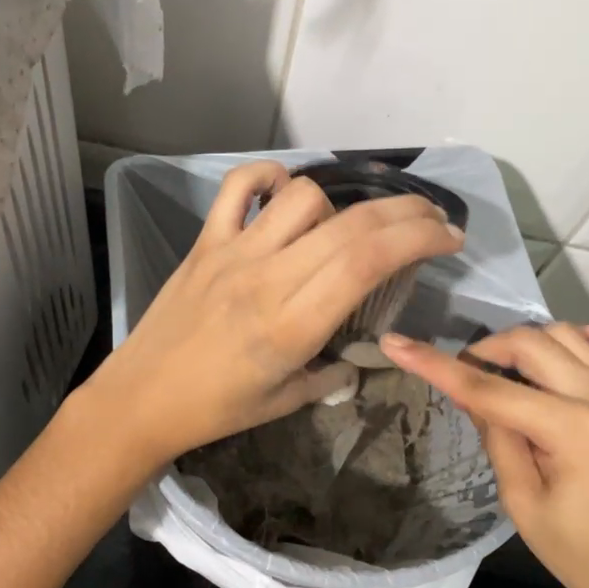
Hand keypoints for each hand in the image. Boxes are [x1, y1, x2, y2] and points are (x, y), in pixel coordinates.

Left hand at [79, 160, 465, 469]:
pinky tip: (285, 192)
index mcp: (293, 326)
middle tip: (431, 220)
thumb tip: (363, 355)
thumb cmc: (215, 410)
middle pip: (351, 224)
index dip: (419, 239)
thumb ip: (332, 374)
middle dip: (406, 212)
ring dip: (342, 203)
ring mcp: (233, 254)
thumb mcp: (285, 403)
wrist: (140, 399)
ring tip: (350, 226)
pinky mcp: (205, 242)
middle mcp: (268, 279)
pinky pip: (237, 187)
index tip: (449, 238)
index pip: (369, 261)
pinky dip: (269, 177)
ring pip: (303, 197)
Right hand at [379, 323, 588, 587]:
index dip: (436, 364)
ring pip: (570, 336)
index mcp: (572, 430)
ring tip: (507, 373)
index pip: (489, 388)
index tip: (396, 344)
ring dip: (529, 344)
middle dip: (485, 352)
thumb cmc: (578, 552)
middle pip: (530, 346)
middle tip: (462, 376)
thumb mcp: (521, 501)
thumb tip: (471, 393)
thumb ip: (497, 437)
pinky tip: (576, 348)